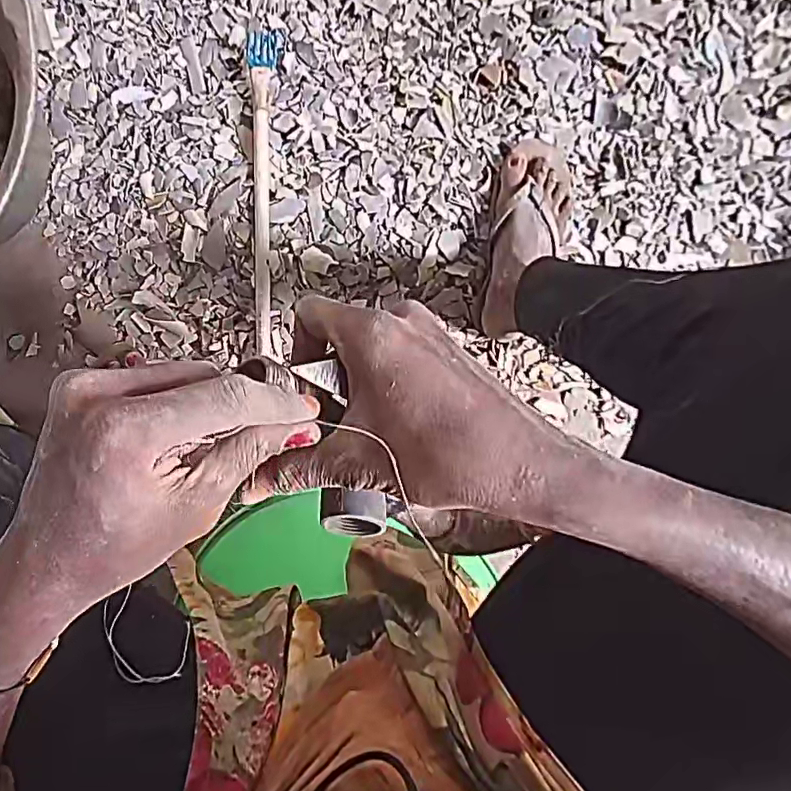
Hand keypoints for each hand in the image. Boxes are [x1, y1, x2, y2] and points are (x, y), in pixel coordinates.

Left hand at [0, 362, 319, 683]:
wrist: (47, 559)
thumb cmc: (110, 549)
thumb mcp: (193, 507)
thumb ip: (245, 452)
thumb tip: (287, 425)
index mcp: (126, 431)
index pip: (223, 394)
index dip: (272, 401)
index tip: (300, 408)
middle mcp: (98, 394)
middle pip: (202, 375)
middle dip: (241, 402)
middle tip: (270, 428)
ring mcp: (83, 384)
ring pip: (177, 371)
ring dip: (208, 399)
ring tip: (211, 442)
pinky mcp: (79, 384)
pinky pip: (148, 378)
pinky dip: (174, 399)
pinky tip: (178, 434)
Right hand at [245, 296, 601, 526]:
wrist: (524, 466)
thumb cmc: (457, 454)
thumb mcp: (360, 462)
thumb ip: (300, 467)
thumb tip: (266, 476)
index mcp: (372, 333)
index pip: (306, 314)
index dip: (293, 352)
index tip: (304, 389)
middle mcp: (401, 321)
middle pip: (335, 332)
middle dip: (326, 377)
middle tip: (336, 417)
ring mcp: (428, 332)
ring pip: (367, 344)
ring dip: (356, 382)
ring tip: (369, 426)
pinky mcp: (446, 349)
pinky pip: (397, 352)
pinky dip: (384, 382)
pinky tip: (397, 424)